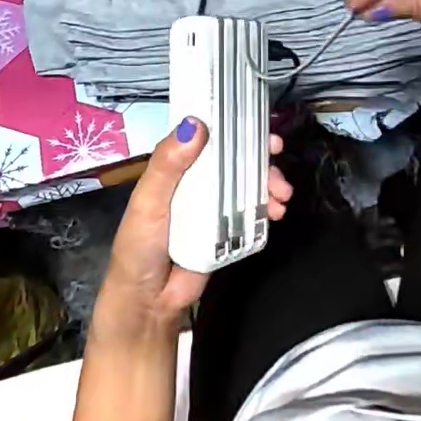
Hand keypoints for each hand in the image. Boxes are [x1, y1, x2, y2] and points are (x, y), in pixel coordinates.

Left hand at [94, 118, 291, 343]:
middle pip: (234, 158)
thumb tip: (194, 124)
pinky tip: (277, 211)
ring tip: (281, 193)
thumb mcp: (149, 199)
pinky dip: (269, 207)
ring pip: (248, 183)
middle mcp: (197, 182)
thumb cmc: (140, 243)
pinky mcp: (229, 230)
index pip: (205, 137)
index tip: (253, 121)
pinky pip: (253, 213)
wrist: (150, 298)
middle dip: (258, 154)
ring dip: (269, 181)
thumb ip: (168, 164)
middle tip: (276, 152)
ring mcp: (215, 206)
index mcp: (176, 168)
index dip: (230, 126)